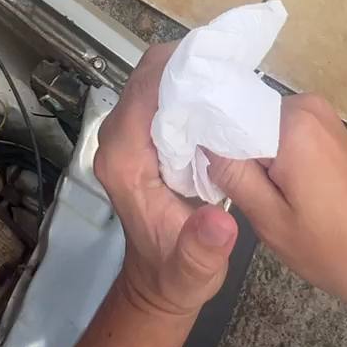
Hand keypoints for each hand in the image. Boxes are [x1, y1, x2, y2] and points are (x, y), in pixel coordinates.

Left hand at [92, 41, 238, 318]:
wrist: (157, 283)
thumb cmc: (174, 274)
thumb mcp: (193, 271)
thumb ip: (201, 248)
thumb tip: (218, 225)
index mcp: (123, 160)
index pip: (145, 91)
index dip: (180, 71)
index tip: (220, 67)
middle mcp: (116, 138)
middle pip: (147, 76)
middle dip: (187, 63)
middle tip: (231, 67)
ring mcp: (125, 132)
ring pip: (152, 77)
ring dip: (187, 69)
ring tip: (227, 75)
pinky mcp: (137, 132)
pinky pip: (158, 90)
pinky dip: (185, 82)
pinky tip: (215, 91)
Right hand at [211, 95, 346, 346]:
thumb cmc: (338, 250)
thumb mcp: (272, 222)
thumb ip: (233, 176)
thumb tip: (201, 141)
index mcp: (290, 122)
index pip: (225, 112)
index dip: (203, 136)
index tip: (183, 158)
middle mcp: (306, 105)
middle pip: (244, 116)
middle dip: (231, 147)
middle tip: (221, 188)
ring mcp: (322, 115)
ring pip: (262, 126)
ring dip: (253, 154)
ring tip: (252, 194)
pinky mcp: (330, 130)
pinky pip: (285, 132)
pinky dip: (273, 155)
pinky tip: (275, 189)